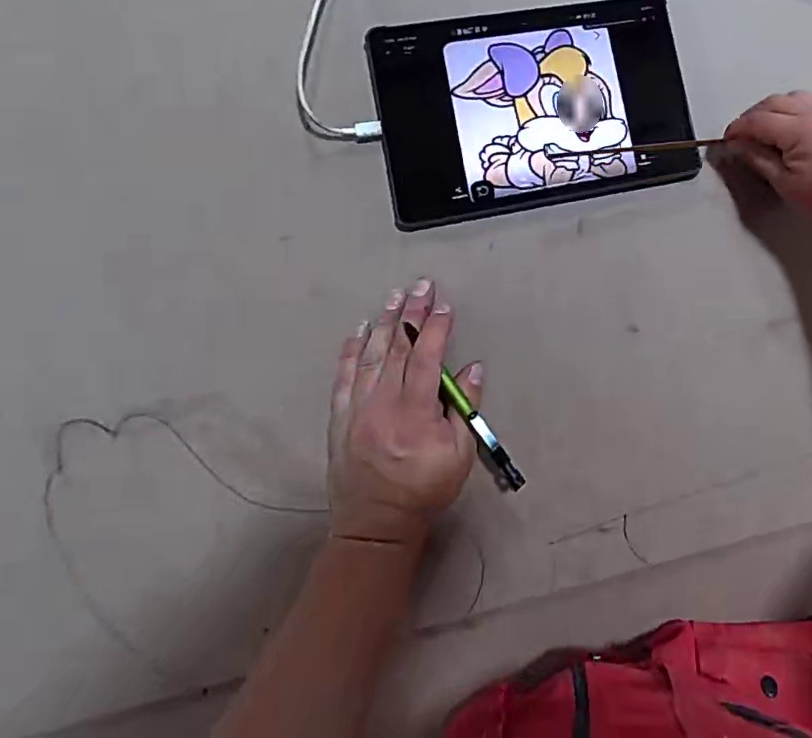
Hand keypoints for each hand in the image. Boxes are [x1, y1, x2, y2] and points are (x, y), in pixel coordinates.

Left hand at [328, 279, 483, 547]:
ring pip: (371, 355)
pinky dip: (351, 351)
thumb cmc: (424, 491)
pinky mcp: (340, 417)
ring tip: (394, 296)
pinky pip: (343, 376)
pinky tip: (359, 329)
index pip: (427, 358)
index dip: (436, 328)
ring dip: (384, 322)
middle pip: (398, 348)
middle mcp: (383, 404)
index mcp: (415, 413)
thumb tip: (471, 368)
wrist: (375, 525)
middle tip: (421, 285)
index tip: (444, 306)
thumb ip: (464, 408)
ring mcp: (357, 409)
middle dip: (411, 312)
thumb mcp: (459, 455)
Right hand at [723, 91, 811, 225]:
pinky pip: (810, 104)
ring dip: (772, 109)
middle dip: (752, 116)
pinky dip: (792, 110)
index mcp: (801, 129)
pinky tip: (786, 129)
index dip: (737, 129)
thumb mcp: (784, 183)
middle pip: (773, 102)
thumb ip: (758, 158)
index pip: (757, 119)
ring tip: (762, 131)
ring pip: (792, 98)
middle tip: (741, 136)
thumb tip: (740, 146)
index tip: (728, 139)